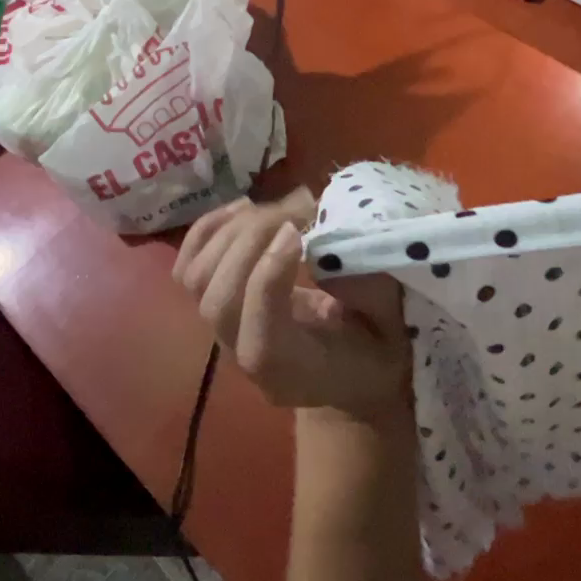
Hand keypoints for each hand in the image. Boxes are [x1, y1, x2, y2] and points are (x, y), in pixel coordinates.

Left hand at [176, 191, 412, 421]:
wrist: (344, 374)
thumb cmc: (373, 353)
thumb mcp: (393, 331)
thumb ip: (374, 297)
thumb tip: (338, 249)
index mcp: (290, 370)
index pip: (260, 333)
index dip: (269, 279)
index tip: (296, 232)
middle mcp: (243, 354)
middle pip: (218, 300)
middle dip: (251, 241)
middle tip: (297, 207)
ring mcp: (221, 330)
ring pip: (197, 278)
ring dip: (231, 230)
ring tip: (275, 206)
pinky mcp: (213, 302)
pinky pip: (187, 266)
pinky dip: (208, 230)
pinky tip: (243, 208)